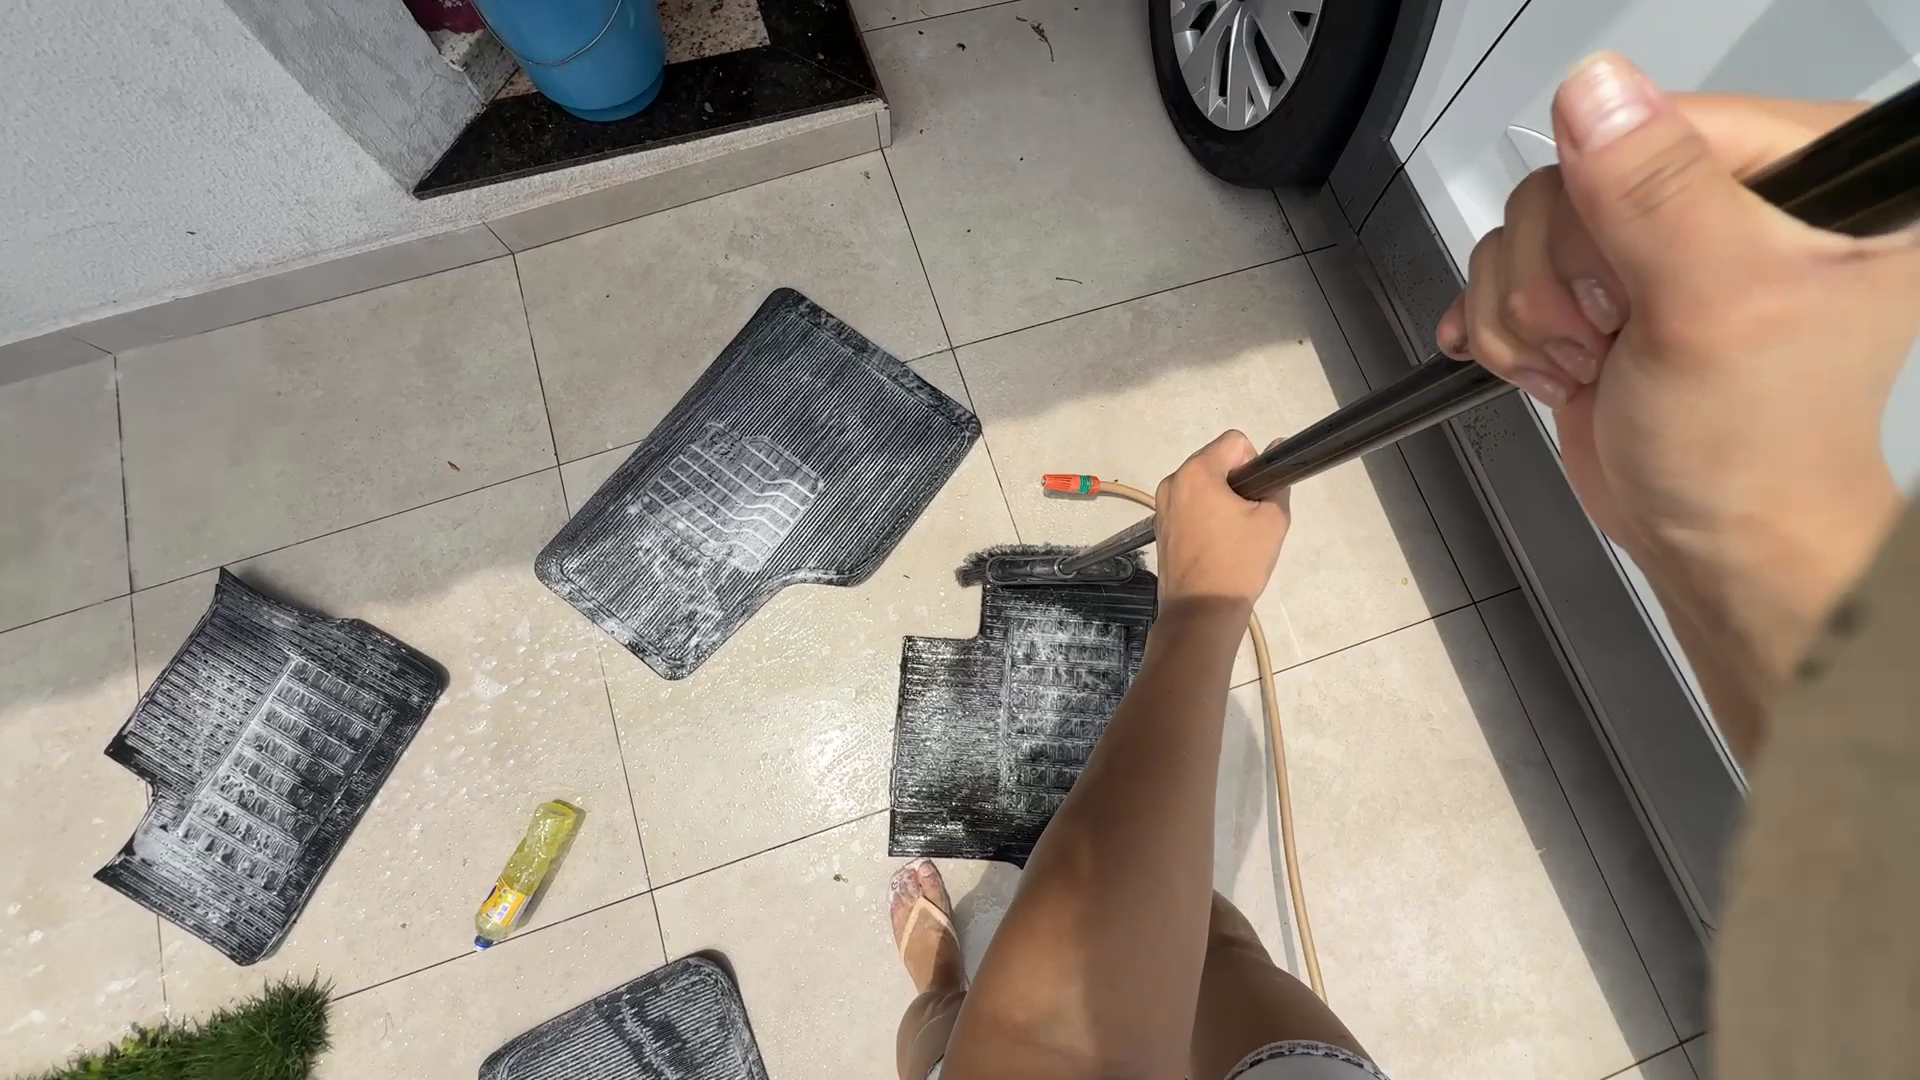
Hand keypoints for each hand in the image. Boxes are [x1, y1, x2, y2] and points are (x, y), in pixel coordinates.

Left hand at [1154, 430, 1289, 609]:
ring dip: (1219, 498)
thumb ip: (1276, 480)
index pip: (1234, 441)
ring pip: (1201, 483)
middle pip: (1214, 460)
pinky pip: (1188, 504)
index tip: (1256, 494)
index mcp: (1196, 472)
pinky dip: (1204, 514)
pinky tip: (1215, 542)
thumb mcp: (1272, 519)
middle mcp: (1172, 481)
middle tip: (1247, 517)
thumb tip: (1277, 450)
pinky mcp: (1160, 525)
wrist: (1201, 608)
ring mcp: (1162, 504)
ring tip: (1232, 533)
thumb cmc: (1238, 562)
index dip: (1253, 463)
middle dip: (1235, 481)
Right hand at [1437, 52, 1917, 752]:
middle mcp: (1719, 204)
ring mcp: (1641, 255)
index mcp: (1803, 175)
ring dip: (1523, 321)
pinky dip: (1495, 333)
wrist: (1699, 527)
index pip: (1649, 131)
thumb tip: (1590, 89)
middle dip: (1554, 286)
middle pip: (1563, 190)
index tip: (1628, 295)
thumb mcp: (1713, 304)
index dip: (1601, 215)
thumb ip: (1652, 193)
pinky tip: (1532, 365)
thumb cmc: (1744, 441)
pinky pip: (1494, 281)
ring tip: (1583, 364)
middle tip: (1607, 338)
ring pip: (1516, 240)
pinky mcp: (1583, 299)